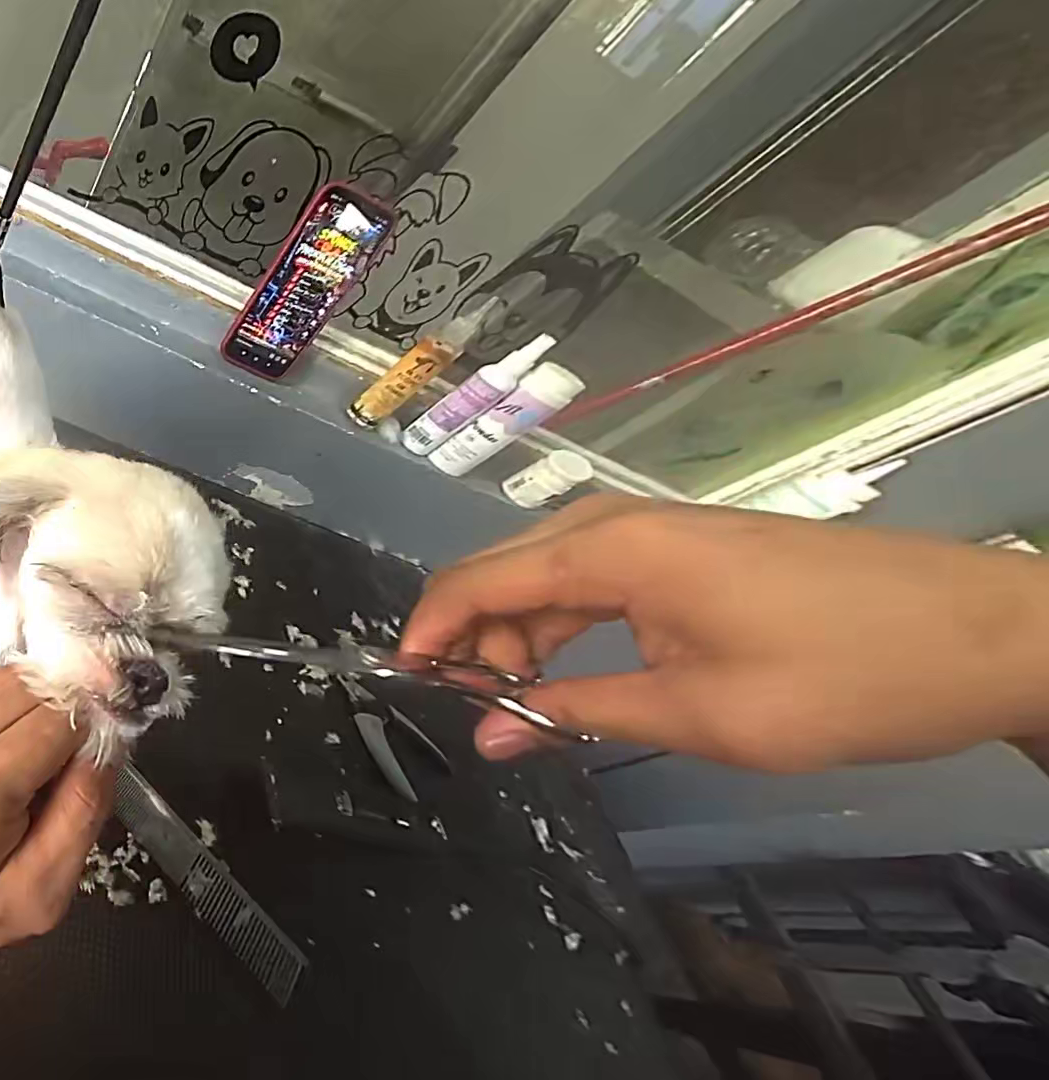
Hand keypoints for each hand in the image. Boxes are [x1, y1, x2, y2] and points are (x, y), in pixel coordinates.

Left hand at [0, 668, 112, 952]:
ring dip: (49, 708)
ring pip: (28, 677)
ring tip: (41, 760)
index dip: (95, 729)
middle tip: (71, 766)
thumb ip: (85, 809)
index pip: (60, 720)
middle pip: (44, 690)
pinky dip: (26, 702)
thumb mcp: (46, 889)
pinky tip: (18, 742)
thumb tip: (109, 735)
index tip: (104, 755)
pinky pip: (6, 678)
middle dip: (73, 718)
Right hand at [400, 495, 1048, 772]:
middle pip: (490, 574)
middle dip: (467, 640)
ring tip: (524, 697)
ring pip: (524, 577)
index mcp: (605, 551)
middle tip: (479, 706)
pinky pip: (566, 578)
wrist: (1005, 632)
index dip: (429, 631)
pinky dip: (545, 623)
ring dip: (507, 636)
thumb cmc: (850, 673)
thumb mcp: (701, 714)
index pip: (475, 583)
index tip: (406, 679)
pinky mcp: (654, 542)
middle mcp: (600, 523)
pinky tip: (557, 665)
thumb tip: (486, 738)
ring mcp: (629, 527)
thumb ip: (574, 715)